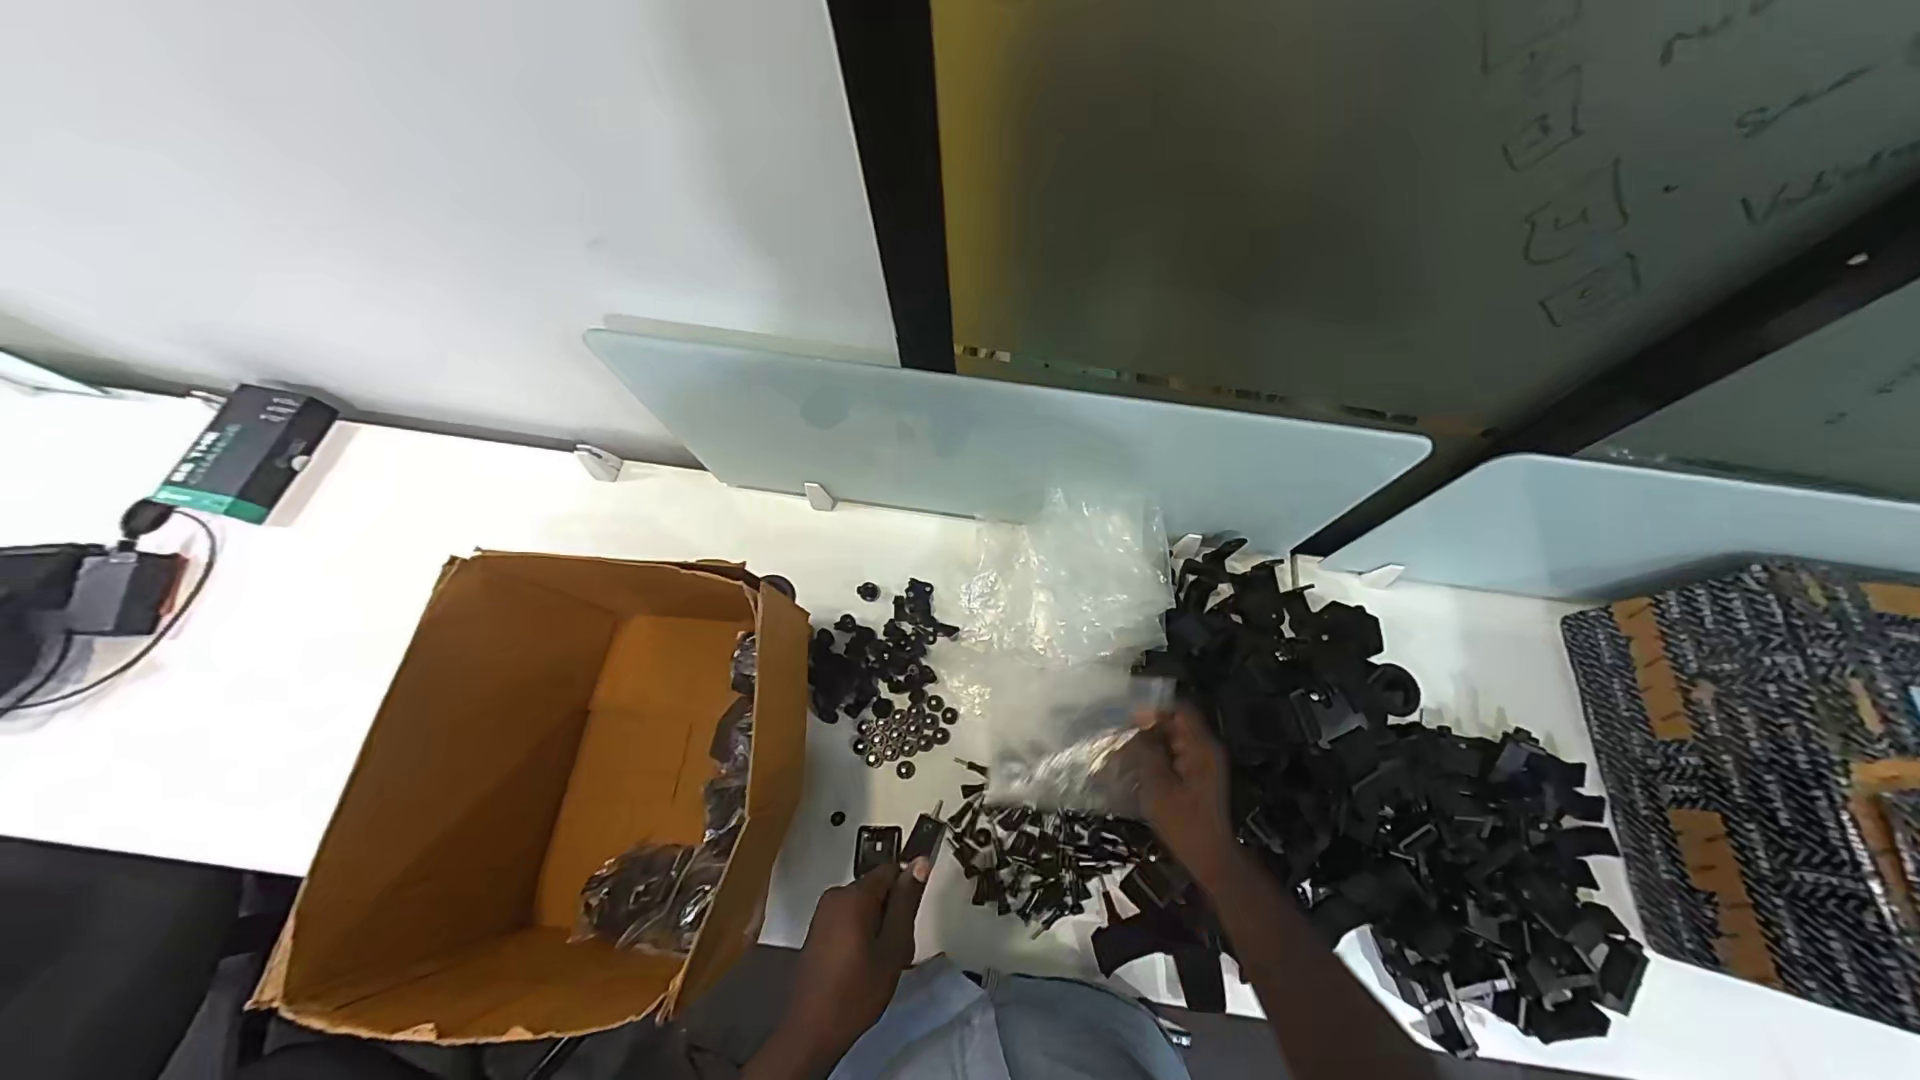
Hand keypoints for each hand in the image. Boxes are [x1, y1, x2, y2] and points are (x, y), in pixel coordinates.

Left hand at [754, 858, 930, 1077]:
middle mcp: (835, 895)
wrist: (812, 1031)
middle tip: (895, 950)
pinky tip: (861, 966)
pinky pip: (848, 919)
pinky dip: (860, 935)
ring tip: (879, 962)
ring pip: (864, 906)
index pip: (891, 871)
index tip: (908, 922)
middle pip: (877, 889)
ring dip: (876, 926)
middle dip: (891, 913)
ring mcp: (823, 913)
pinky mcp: (817, 930)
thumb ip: (906, 903)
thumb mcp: (893, 947)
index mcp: (854, 895)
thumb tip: (920, 862)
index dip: (906, 892)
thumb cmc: (857, 990)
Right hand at [1125, 706, 1240, 887]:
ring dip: (1148, 745)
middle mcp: (1205, 749)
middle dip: (1146, 728)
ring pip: (1171, 741)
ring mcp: (1202, 763)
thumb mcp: (1159, 784)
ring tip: (1122, 754)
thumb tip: (1135, 725)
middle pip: (1174, 724)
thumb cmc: (1184, 822)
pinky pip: (1173, 756)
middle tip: (1119, 738)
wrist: (1209, 857)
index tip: (1128, 719)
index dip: (1154, 709)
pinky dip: (1154, 758)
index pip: (1179, 710)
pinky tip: (1135, 769)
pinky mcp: (1196, 777)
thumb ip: (1146, 750)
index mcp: (1201, 747)